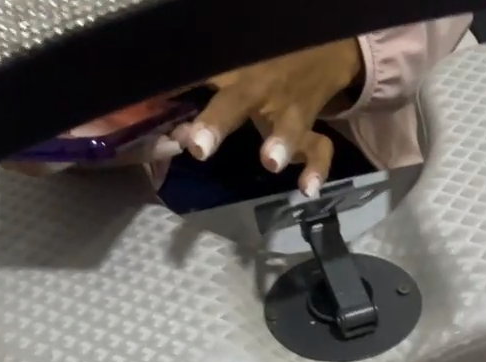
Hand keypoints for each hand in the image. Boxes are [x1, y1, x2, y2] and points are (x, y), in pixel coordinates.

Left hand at [176, 40, 362, 196]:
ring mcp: (289, 110)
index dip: (181, 98)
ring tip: (271, 162)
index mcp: (232, 73)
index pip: (202, 81)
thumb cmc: (263, 63)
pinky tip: (308, 189)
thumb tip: (172, 134)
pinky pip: (319, 148)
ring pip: (289, 122)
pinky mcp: (311, 128)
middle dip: (219, 122)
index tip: (164, 125)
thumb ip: (199, 97)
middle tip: (199, 148)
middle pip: (238, 101)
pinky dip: (317, 168)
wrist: (320, 48)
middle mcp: (259, 89)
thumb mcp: (231, 70)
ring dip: (281, 140)